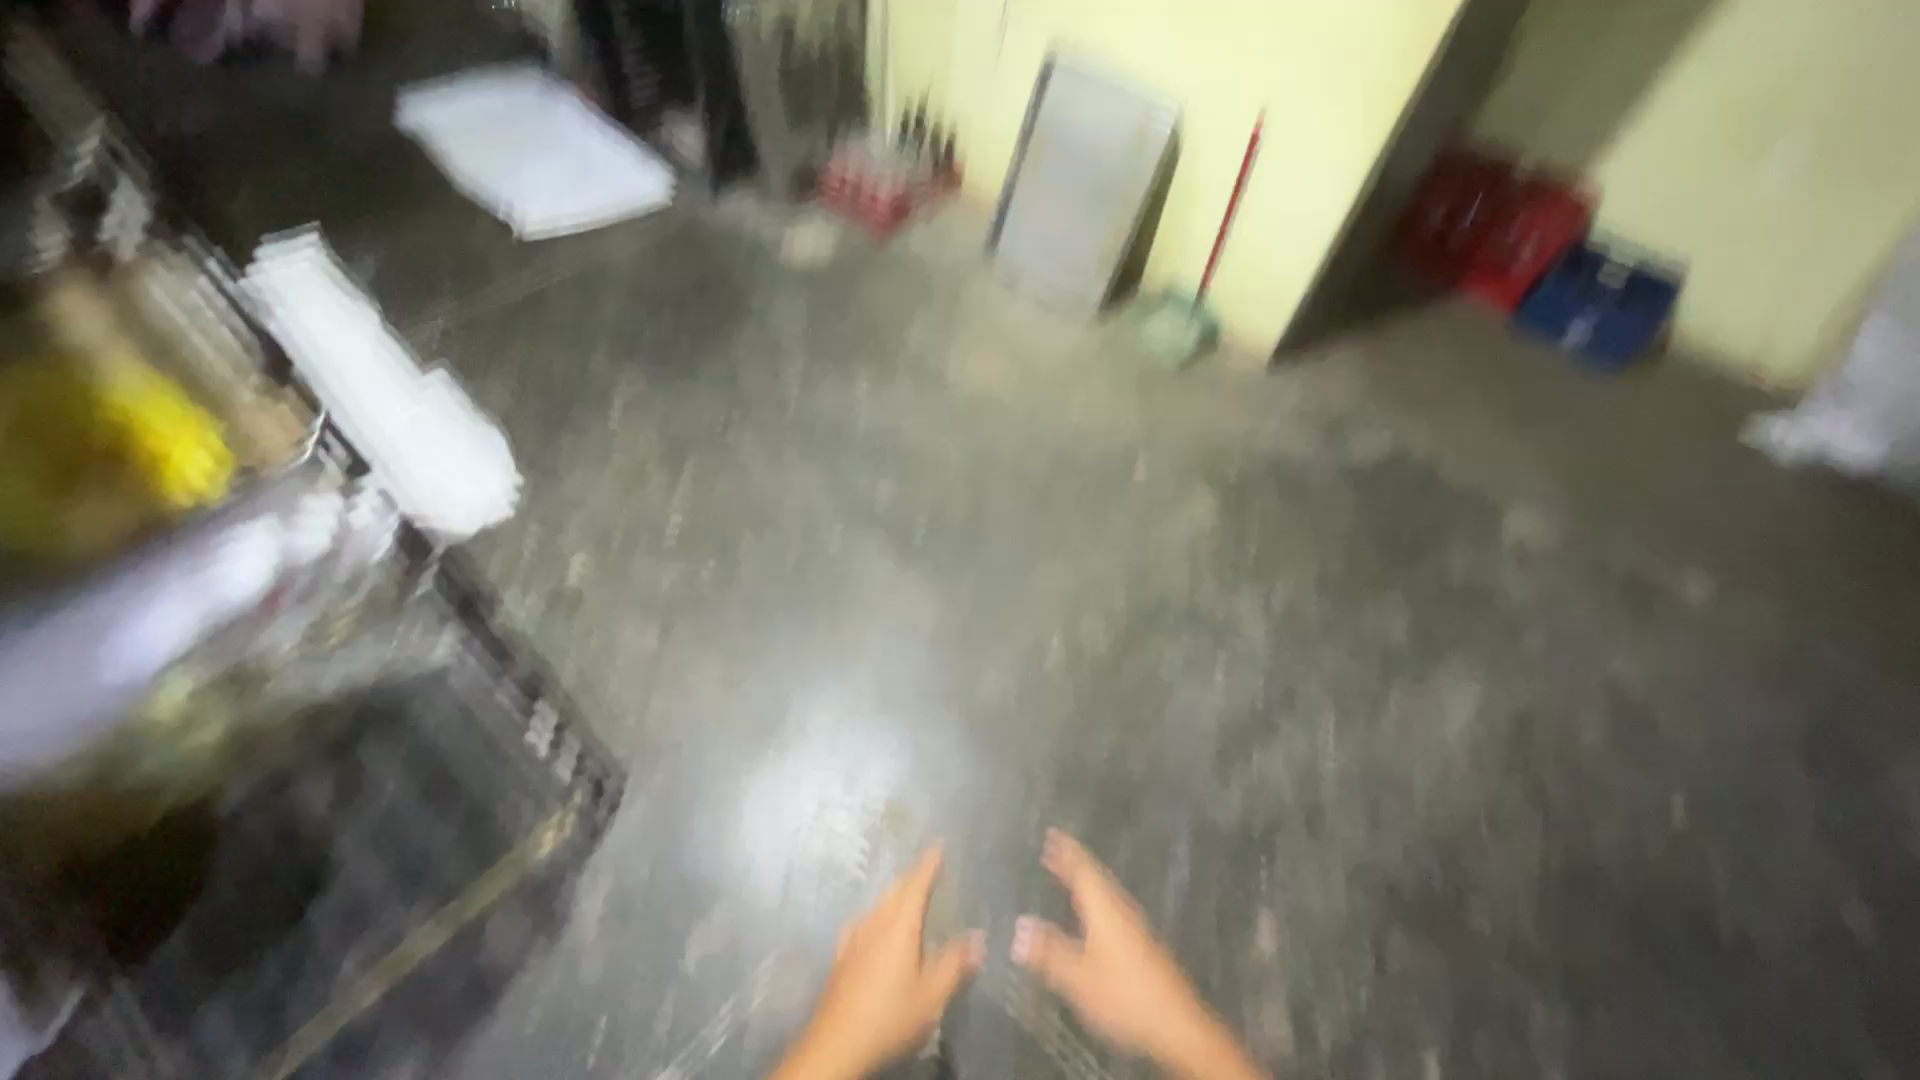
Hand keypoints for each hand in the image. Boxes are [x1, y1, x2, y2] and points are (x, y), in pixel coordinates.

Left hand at [772, 843, 983, 1079]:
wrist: (835, 1045)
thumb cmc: (889, 1017)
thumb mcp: (932, 996)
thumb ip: (955, 964)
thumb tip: (979, 937)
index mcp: (900, 926)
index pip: (917, 884)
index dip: (929, 863)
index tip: (939, 843)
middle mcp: (875, 923)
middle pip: (895, 889)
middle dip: (912, 875)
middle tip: (928, 866)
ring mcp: (854, 938)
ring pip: (878, 904)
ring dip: (895, 893)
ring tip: (907, 891)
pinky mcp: (841, 956)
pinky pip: (864, 921)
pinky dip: (877, 914)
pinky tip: (873, 924)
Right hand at [1012, 830, 1267, 1079]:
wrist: (1177, 1025)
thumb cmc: (1124, 995)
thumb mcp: (1078, 977)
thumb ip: (1049, 952)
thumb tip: (1019, 926)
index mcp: (1104, 909)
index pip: (1083, 870)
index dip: (1067, 851)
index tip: (1051, 833)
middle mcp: (1120, 909)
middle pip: (1095, 877)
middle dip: (1074, 861)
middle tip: (1053, 847)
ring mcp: (1134, 925)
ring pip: (1105, 890)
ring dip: (1085, 878)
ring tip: (1067, 870)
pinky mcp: (1141, 942)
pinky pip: (1111, 905)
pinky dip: (1095, 896)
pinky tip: (1091, 909)